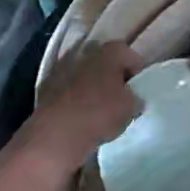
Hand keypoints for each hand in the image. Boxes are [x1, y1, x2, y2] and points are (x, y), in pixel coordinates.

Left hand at [1, 41, 143, 184]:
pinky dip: (79, 103)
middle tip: (125, 99)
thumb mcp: (132, 107)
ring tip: (105, 112)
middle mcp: (85, 56)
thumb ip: (136, 98)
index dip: (137, 70)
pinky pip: (71, 94)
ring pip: (87, 79)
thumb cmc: (100, 114)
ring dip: (96, 91)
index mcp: (108, 53)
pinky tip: (86, 120)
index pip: (129, 54)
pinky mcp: (47, 93)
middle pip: (106, 64)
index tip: (141, 89)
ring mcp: (63, 73)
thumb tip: (133, 99)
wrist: (55, 137)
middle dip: (115, 79)